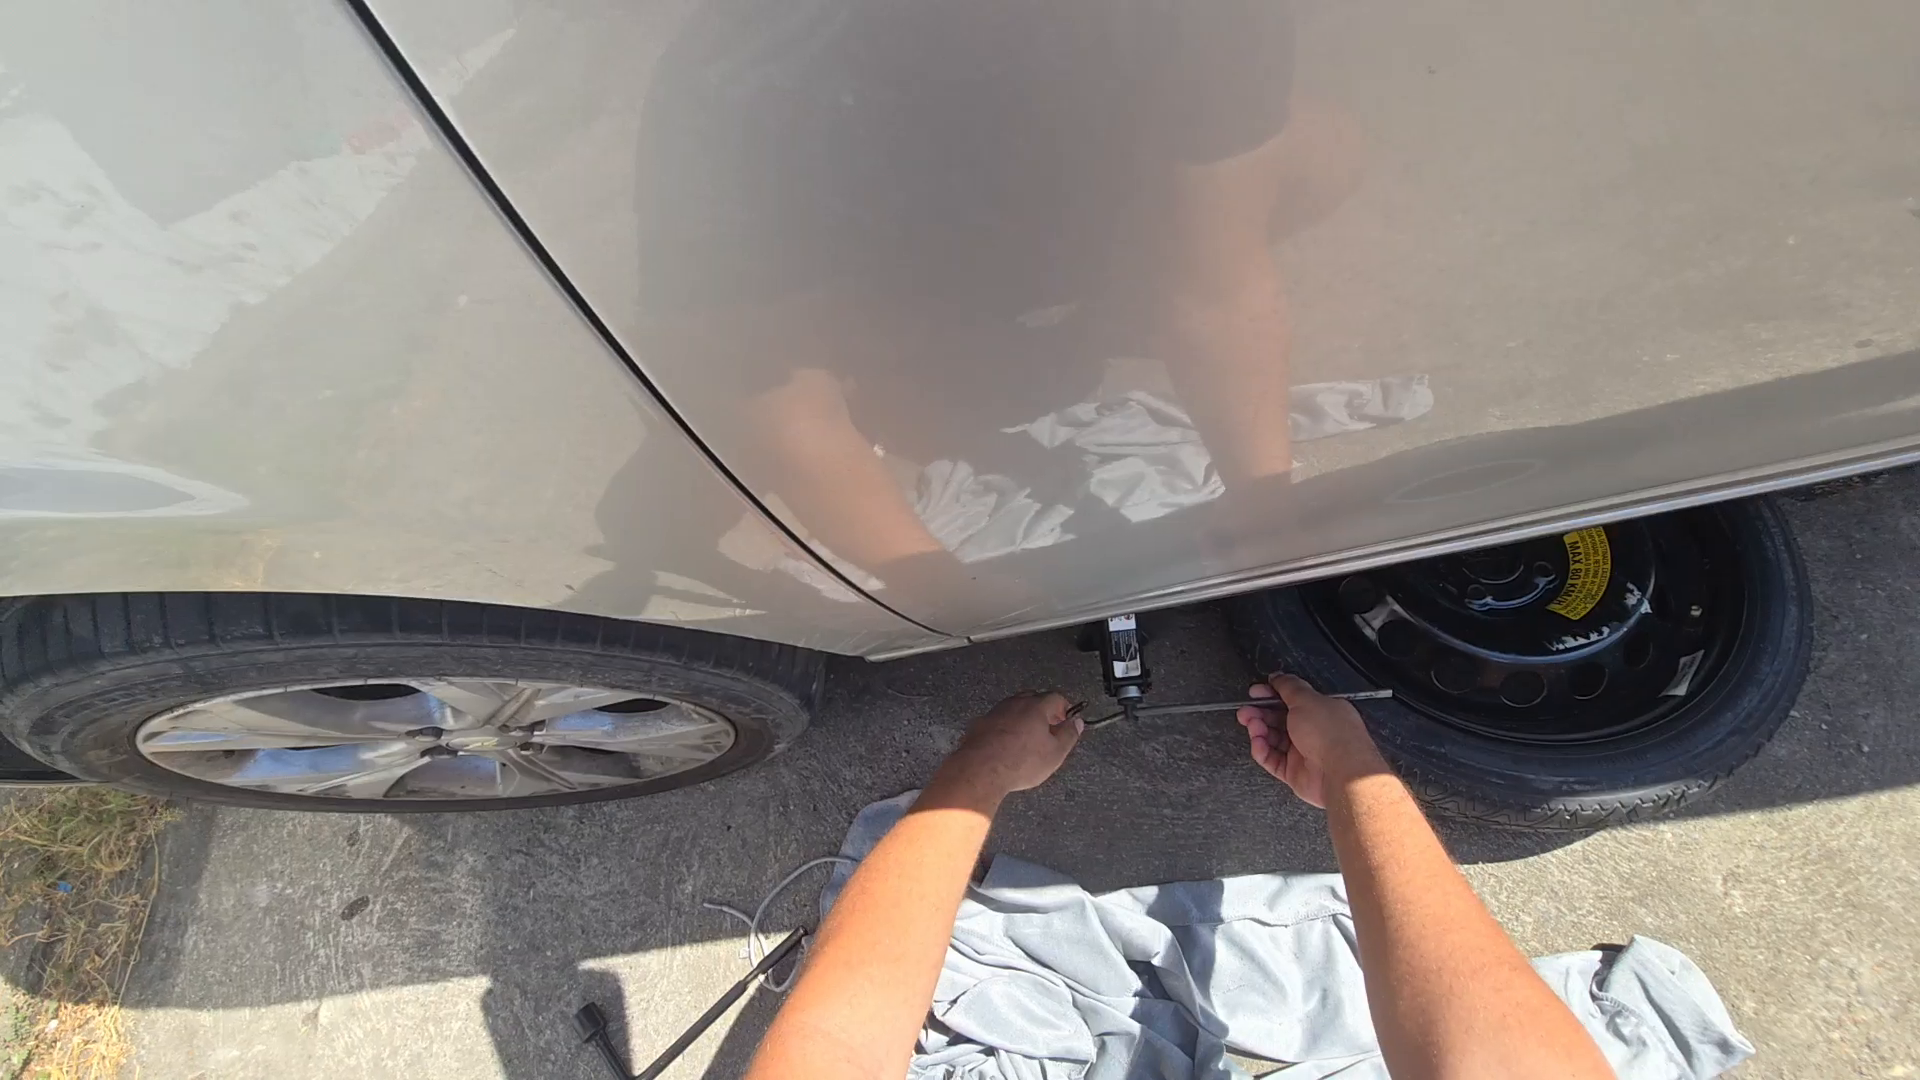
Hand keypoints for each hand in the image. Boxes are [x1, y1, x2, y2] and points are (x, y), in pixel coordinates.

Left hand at [938, 692, 1082, 799]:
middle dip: (1044, 711)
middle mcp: (1015, 704)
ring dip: (1024, 718)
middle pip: (1034, 698)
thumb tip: (1076, 723)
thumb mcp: (1055, 753)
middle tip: (1050, 728)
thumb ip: (1069, 734)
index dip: (1065, 708)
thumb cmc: (1018, 761)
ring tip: (1029, 738)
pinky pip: (999, 720)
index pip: (1056, 697)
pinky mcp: (981, 724)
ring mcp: (996, 712)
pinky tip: (1008, 744)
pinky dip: (1006, 727)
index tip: (1067, 719)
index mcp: (1036, 706)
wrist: (980, 769)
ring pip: (1014, 708)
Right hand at [1237, 674, 1389, 807]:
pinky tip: (1258, 743)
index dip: (1271, 694)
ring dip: (1259, 730)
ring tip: (1253, 726)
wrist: (1340, 773)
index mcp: (1322, 711)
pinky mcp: (1295, 772)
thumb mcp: (1306, 699)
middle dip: (1259, 713)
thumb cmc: (1332, 736)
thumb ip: (1288, 686)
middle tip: (1246, 711)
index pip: (1291, 699)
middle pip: (1279, 719)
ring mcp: (1304, 753)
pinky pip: (1272, 759)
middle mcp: (1314, 732)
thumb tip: (1278, 676)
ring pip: (1273, 739)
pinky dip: (1262, 751)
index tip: (1256, 692)